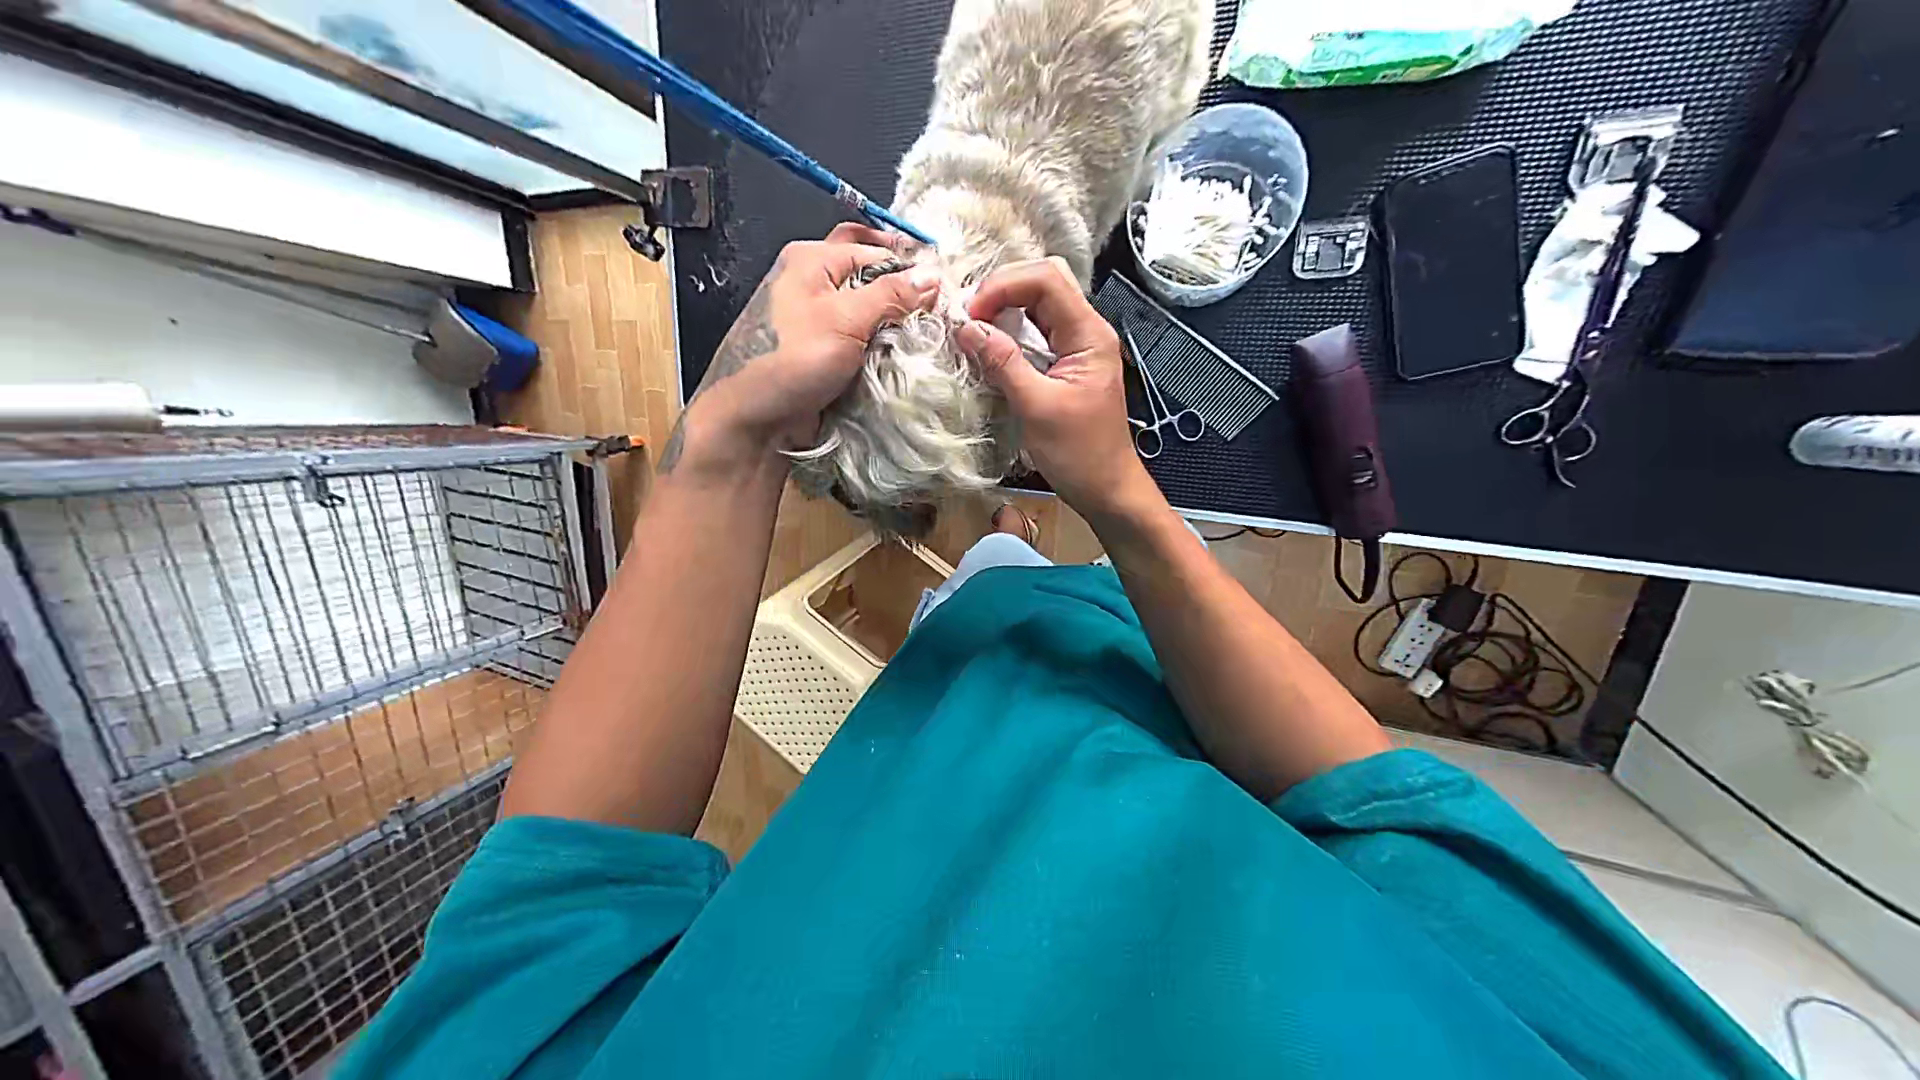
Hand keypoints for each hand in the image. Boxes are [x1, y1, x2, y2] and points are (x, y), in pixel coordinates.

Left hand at [661, 223, 938, 475]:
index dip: (909, 267)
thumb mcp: (847, 318)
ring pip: (871, 310)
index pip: (874, 250)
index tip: (943, 290)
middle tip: (934, 311)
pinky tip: (905, 353)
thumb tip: (933, 276)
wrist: (765, 416)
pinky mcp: (828, 348)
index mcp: (813, 260)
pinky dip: (884, 344)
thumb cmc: (797, 359)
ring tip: (927, 334)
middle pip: (872, 277)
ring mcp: (821, 317)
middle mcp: (816, 282)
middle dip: (903, 294)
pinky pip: (864, 338)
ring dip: (896, 322)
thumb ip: (892, 294)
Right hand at [957, 258, 1165, 519]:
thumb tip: (967, 328)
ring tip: (973, 330)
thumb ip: (1003, 363)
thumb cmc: (1079, 454)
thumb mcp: (1036, 408)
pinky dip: (1010, 333)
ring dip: (1004, 310)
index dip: (1003, 286)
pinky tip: (990, 348)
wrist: (1107, 488)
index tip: (971, 314)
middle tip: (969, 318)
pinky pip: (1036, 332)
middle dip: (1002, 290)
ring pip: (1038, 305)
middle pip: (1043, 281)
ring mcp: (1077, 346)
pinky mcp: (1066, 363)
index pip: (1046, 279)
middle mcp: (1086, 331)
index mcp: (1089, 335)